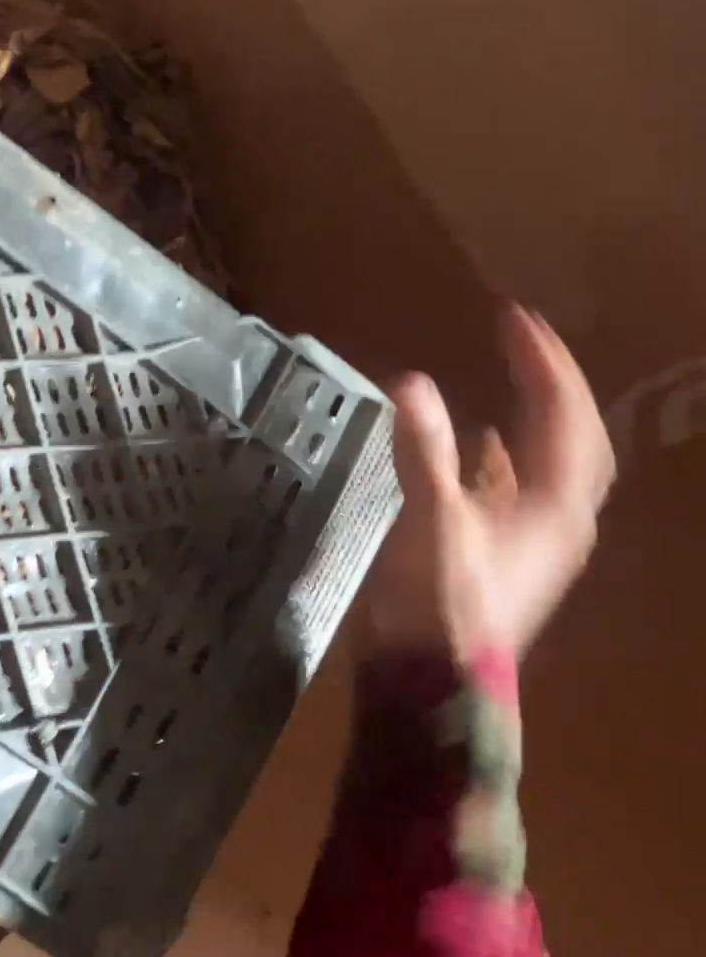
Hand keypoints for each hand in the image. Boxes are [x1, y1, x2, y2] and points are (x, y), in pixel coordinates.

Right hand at [367, 304, 616, 660]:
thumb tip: (412, 383)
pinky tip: (479, 448)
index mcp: (555, 500)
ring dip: (535, 417)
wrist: (438, 667)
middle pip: (574, 435)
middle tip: (520, 344)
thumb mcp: (431, 517)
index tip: (514, 318)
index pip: (561, 414)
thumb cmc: (441, 593)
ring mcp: (536, 533)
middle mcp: (561, 512)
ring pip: (551, 461)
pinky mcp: (506, 548)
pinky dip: (504, 455)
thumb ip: (422, 450)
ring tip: (508, 383)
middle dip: (551, 385)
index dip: (541, 363)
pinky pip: (518, 485)